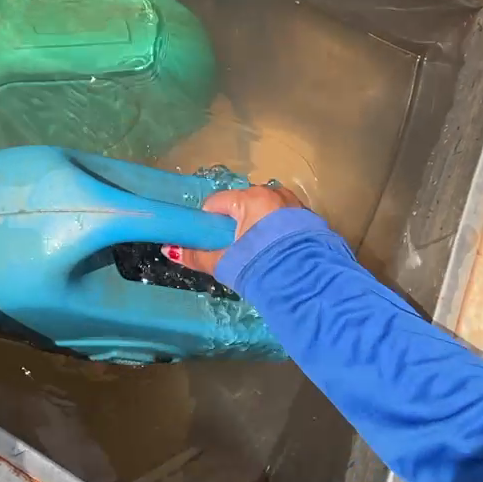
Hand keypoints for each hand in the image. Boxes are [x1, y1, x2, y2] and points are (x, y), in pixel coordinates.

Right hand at [174, 185, 303, 276]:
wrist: (311, 287)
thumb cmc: (261, 267)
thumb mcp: (224, 263)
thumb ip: (196, 255)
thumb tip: (169, 251)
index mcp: (248, 199)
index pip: (216, 202)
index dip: (210, 222)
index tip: (213, 241)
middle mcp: (273, 194)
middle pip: (243, 204)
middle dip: (237, 223)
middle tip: (236, 250)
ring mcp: (295, 204)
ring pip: (266, 210)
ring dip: (260, 226)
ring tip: (260, 253)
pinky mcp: (313, 219)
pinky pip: (286, 219)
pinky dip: (280, 231)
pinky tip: (280, 252)